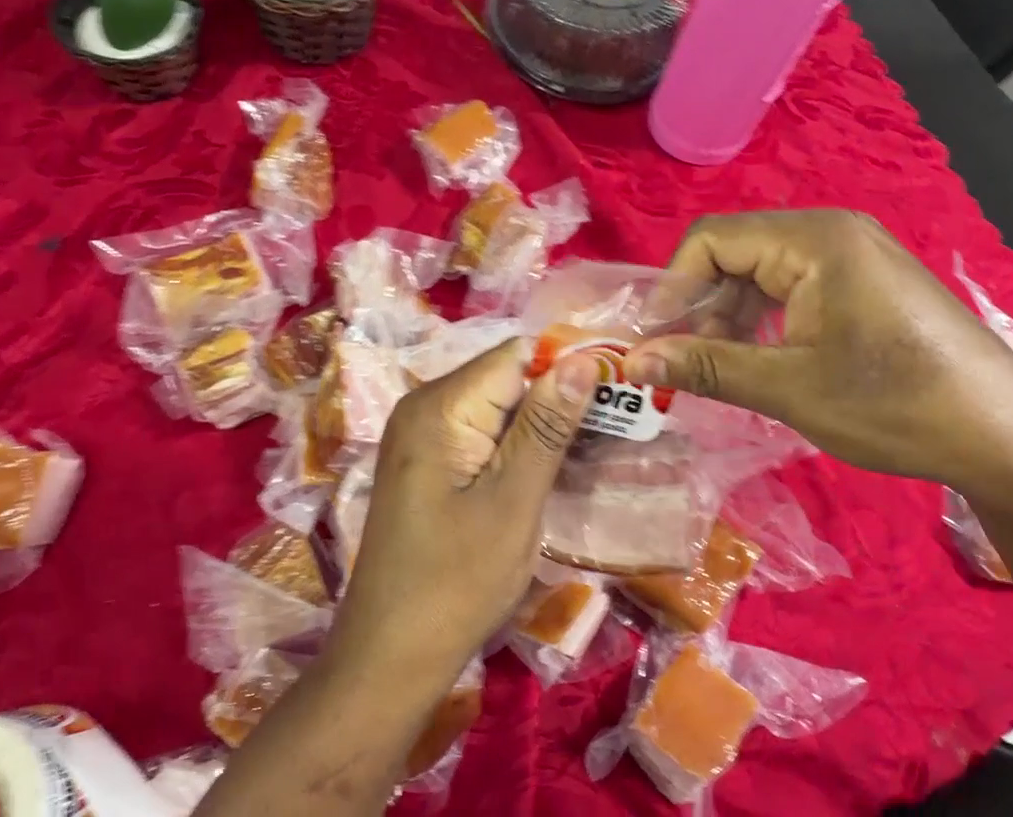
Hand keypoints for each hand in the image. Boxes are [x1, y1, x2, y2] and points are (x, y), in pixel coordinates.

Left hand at [331, 340, 597, 677]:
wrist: (390, 655)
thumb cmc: (455, 583)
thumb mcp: (512, 502)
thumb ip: (546, 427)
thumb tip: (584, 359)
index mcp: (439, 407)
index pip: (517, 356)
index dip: (571, 367)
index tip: (622, 392)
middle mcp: (424, 407)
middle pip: (507, 378)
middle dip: (562, 397)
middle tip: (622, 425)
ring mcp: (422, 437)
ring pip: (499, 407)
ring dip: (546, 424)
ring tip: (602, 446)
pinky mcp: (429, 464)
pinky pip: (484, 435)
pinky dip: (520, 447)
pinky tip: (556, 468)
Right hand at [625, 210, 1012, 491]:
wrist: (1003, 435)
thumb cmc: (892, 405)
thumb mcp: (787, 388)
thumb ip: (705, 366)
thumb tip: (632, 362)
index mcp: (814, 239)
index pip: (712, 240)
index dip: (673, 290)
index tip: (653, 344)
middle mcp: (833, 231)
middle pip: (737, 252)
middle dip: (701, 306)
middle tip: (684, 365)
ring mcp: (857, 253)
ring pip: (765, 271)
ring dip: (732, 317)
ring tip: (721, 369)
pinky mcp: (870, 280)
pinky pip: (797, 285)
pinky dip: (768, 319)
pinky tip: (764, 360)